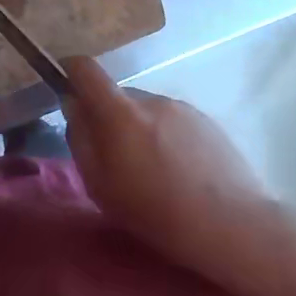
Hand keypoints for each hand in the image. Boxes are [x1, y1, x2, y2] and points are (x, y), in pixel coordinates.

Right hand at [59, 56, 269, 266]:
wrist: (230, 224)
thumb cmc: (155, 212)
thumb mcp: (100, 185)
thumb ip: (81, 139)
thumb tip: (74, 107)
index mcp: (121, 113)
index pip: (86, 71)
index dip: (70, 73)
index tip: (65, 89)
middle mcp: (153, 100)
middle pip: (118, 97)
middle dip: (108, 118)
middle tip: (113, 158)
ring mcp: (184, 108)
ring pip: (147, 111)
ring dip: (139, 130)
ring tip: (150, 170)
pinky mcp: (208, 122)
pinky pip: (172, 121)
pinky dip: (165, 137)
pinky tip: (177, 171)